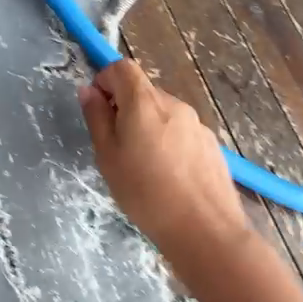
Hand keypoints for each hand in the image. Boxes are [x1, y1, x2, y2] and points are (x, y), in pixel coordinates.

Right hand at [79, 59, 250, 259]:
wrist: (207, 233)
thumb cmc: (145, 192)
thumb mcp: (107, 155)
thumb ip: (96, 117)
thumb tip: (89, 91)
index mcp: (144, 102)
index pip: (122, 68)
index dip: (105, 80)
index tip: (99, 108)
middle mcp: (174, 105)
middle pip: (143, 91)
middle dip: (126, 107)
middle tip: (117, 143)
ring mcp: (198, 126)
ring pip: (163, 113)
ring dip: (148, 126)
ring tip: (145, 164)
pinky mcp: (213, 147)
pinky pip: (182, 132)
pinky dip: (169, 142)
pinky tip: (169, 176)